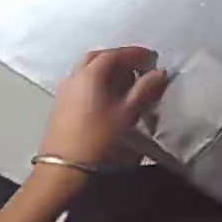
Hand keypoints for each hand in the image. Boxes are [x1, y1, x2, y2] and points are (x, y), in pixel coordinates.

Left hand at [38, 46, 169, 167]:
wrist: (65, 168)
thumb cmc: (100, 138)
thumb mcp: (128, 113)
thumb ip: (145, 89)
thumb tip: (160, 72)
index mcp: (91, 74)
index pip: (115, 54)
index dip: (135, 53)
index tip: (152, 57)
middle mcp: (76, 75)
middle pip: (99, 58)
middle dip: (119, 58)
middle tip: (138, 66)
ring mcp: (65, 89)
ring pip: (88, 69)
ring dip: (107, 69)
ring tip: (125, 81)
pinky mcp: (61, 103)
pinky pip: (82, 81)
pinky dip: (97, 80)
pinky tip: (107, 94)